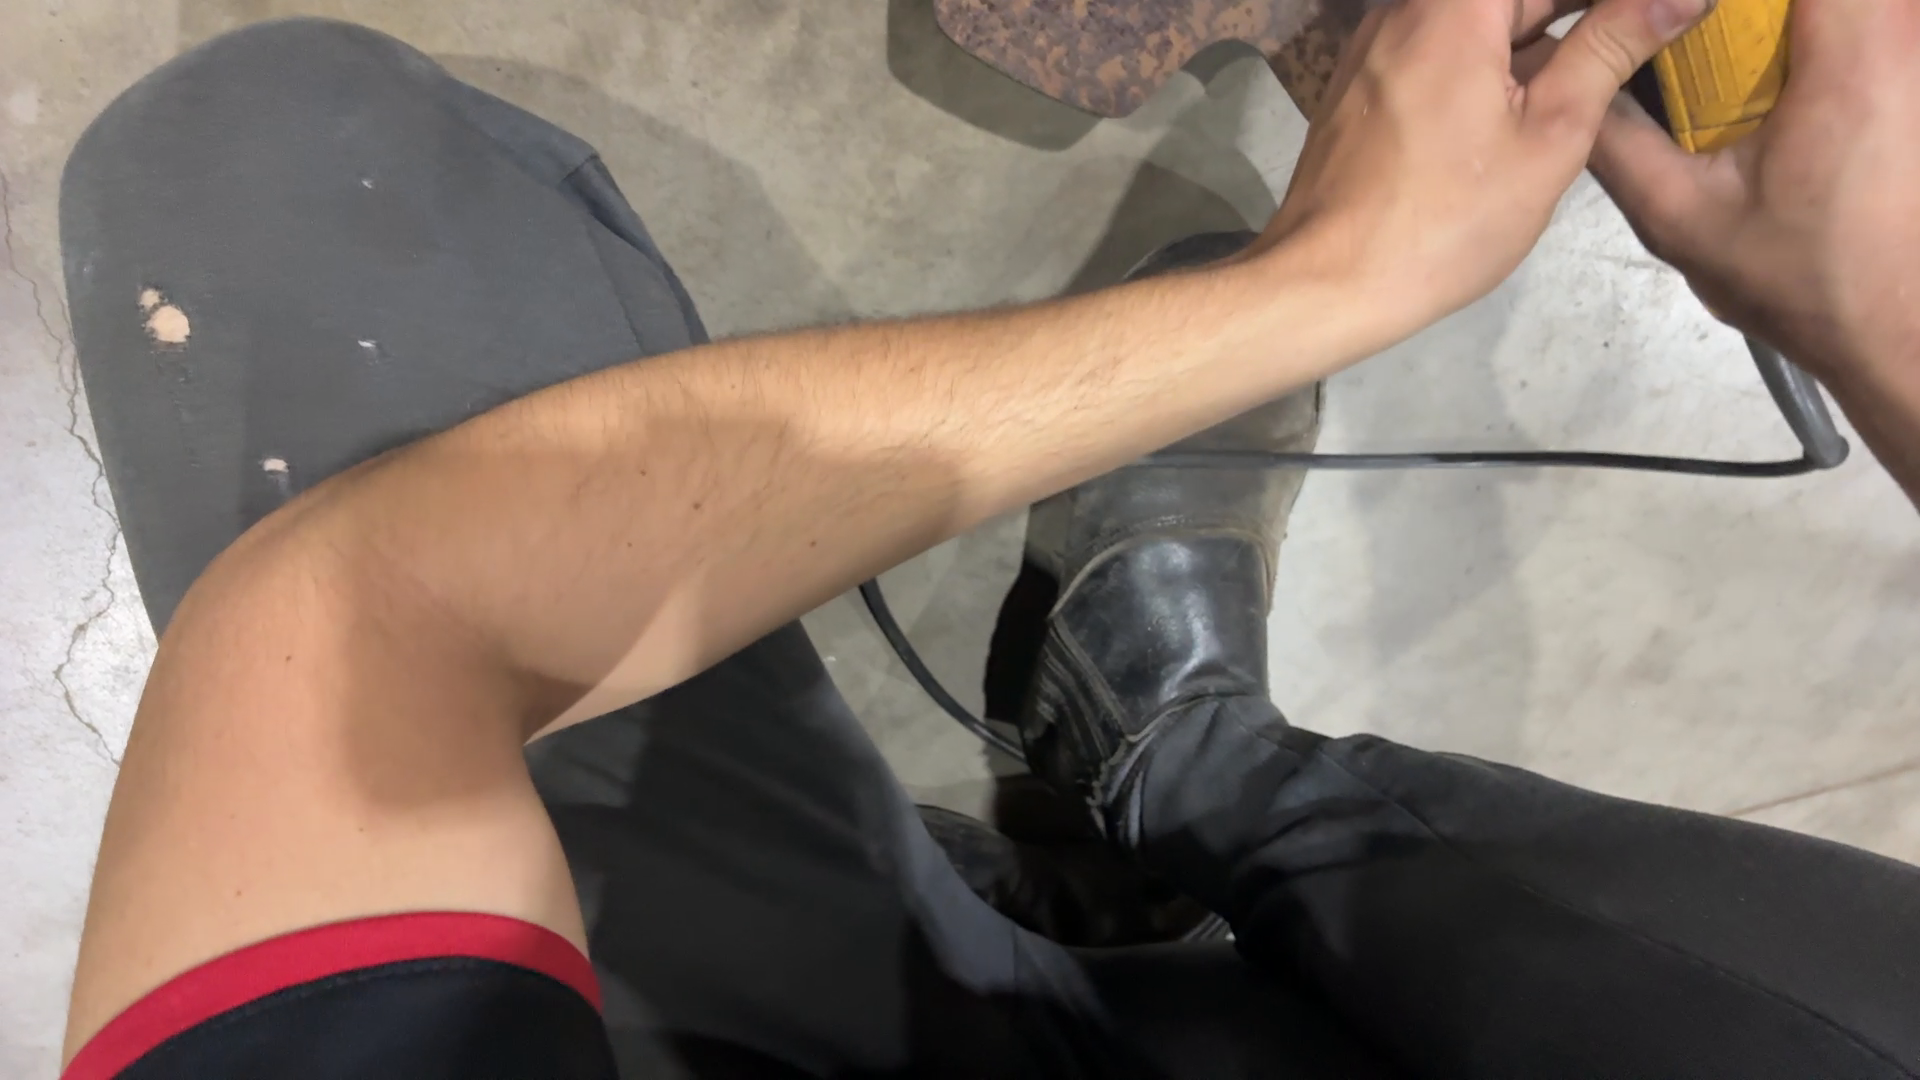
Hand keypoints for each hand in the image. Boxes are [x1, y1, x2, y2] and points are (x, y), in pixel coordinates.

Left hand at [1252, 0, 1712, 346]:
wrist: (1320, 289)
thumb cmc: (1438, 225)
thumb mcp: (1549, 136)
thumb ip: (1612, 47)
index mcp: (1453, 6)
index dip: (1608, 5)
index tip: (1648, 20)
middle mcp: (1399, 14)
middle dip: (1570, 17)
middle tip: (1633, 40)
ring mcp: (1367, 59)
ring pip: (1469, 23)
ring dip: (1531, 38)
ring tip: (1592, 69)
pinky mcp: (1351, 101)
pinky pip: (1430, 56)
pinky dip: (1481, 64)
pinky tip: (1522, 99)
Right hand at [1589, 0, 1919, 386]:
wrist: (1886, 312)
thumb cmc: (1785, 270)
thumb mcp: (1675, 213)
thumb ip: (1620, 145)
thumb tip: (1573, 93)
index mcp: (1852, 55)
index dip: (1704, 1)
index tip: (1661, 21)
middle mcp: (1905, 31)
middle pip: (1803, 0)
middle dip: (1729, 20)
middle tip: (1673, 49)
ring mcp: (1914, 49)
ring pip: (1831, 12)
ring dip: (1753, 33)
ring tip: (1701, 93)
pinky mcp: (1910, 71)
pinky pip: (1852, 28)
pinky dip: (1792, 47)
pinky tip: (1750, 98)